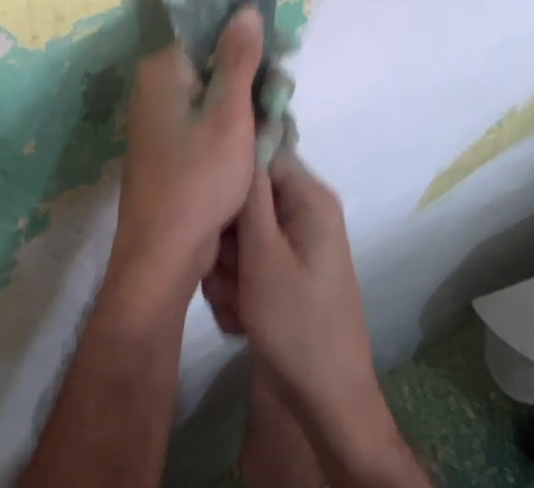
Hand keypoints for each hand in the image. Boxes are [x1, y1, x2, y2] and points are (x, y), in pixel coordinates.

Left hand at [110, 7, 264, 297]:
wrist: (163, 254)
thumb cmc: (198, 180)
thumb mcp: (229, 115)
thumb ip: (238, 59)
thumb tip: (244, 9)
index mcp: (162, 70)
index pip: (208, 32)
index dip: (247, 38)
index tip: (282, 49)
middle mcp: (153, 88)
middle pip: (211, 63)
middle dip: (250, 75)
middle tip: (284, 92)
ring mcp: (158, 120)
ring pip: (212, 95)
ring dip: (244, 104)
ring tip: (277, 117)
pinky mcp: (168, 147)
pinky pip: (206, 121)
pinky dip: (231, 126)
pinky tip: (258, 139)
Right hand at [214, 159, 405, 476]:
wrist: (323, 398)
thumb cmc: (295, 322)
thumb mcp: (263, 254)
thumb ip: (249, 196)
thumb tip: (243, 137)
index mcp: (309, 199)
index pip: (259, 156)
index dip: (229, 180)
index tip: (211, 211)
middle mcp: (303, 215)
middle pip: (243, 201)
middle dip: (224, 239)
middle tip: (225, 273)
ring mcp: (292, 248)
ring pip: (236, 238)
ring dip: (224, 271)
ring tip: (236, 303)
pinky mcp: (281, 277)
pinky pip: (243, 266)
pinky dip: (235, 291)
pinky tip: (240, 319)